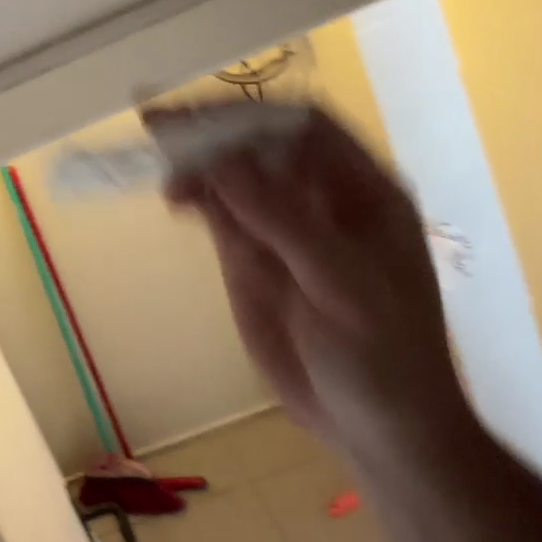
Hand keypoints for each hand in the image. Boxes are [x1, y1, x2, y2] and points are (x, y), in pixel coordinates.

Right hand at [144, 102, 473, 464]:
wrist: (376, 429)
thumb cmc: (382, 354)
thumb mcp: (339, 283)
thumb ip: (281, 218)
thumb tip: (219, 158)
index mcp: (362, 190)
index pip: (304, 127)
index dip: (254, 113)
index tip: (204, 116)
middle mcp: (319, 195)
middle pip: (259, 142)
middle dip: (212, 130)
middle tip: (160, 126)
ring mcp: (281, 223)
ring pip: (231, 171)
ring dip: (195, 162)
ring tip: (167, 179)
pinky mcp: (250, 252)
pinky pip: (216, 207)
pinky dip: (192, 194)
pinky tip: (174, 198)